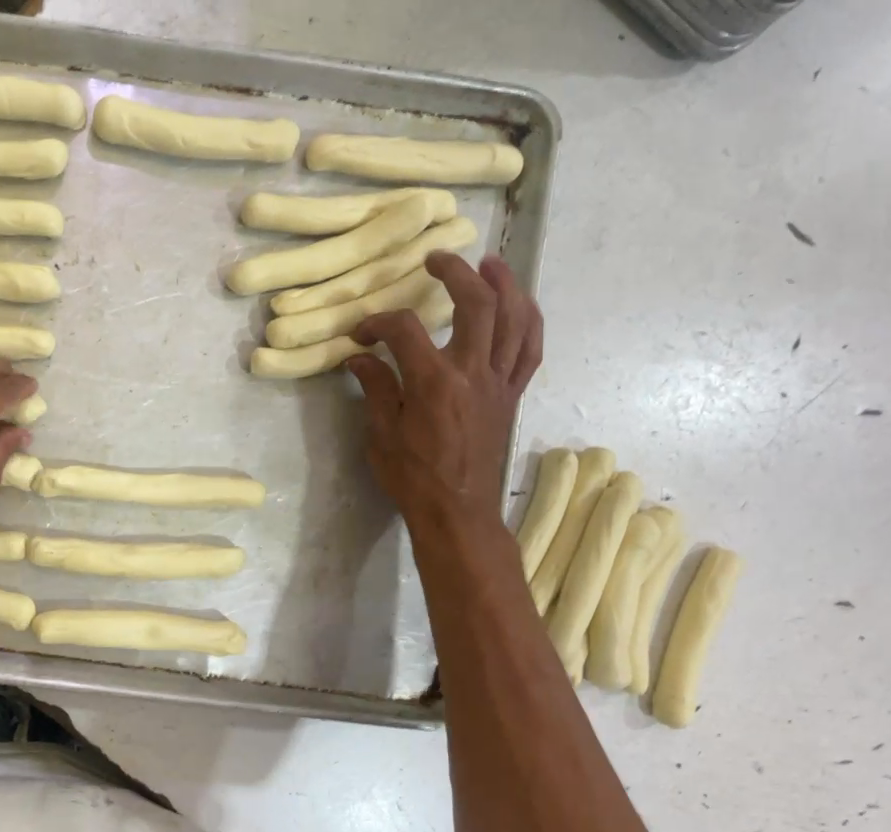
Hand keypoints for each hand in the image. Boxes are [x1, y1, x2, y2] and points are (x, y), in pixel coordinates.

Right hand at [346, 252, 542, 533]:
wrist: (458, 512)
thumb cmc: (413, 477)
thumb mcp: (381, 435)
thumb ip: (376, 389)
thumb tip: (360, 358)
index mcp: (434, 383)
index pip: (405, 331)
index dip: (379, 323)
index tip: (360, 334)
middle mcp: (473, 373)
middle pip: (476, 305)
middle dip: (456, 274)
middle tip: (436, 260)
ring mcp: (499, 382)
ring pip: (515, 319)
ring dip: (505, 285)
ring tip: (490, 263)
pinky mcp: (512, 395)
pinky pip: (530, 349)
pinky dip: (528, 321)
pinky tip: (518, 306)